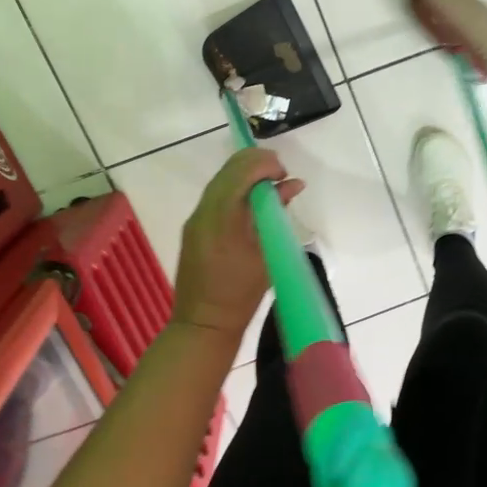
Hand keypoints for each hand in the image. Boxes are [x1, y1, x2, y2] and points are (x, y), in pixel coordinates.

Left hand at [171, 149, 304, 339]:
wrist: (203, 323)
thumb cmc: (241, 295)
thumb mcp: (268, 254)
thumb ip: (277, 215)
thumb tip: (292, 185)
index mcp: (222, 219)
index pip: (240, 173)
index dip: (264, 164)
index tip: (284, 172)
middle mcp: (203, 213)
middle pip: (227, 171)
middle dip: (255, 163)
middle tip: (280, 173)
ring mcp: (195, 220)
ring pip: (220, 181)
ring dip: (245, 174)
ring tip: (271, 183)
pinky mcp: (194, 228)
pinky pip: (215, 195)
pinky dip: (236, 188)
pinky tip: (253, 198)